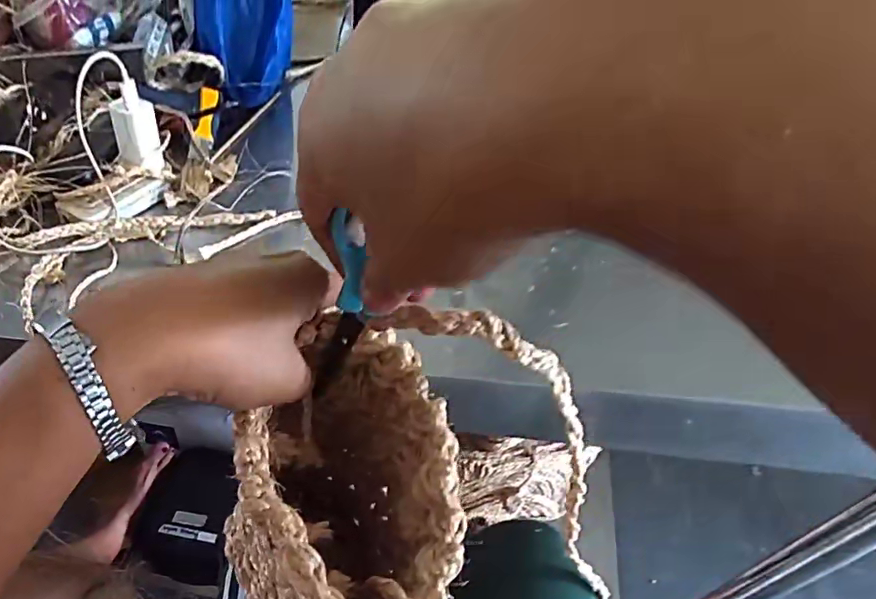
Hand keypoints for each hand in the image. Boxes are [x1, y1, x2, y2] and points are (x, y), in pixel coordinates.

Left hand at [71, 251, 338, 410]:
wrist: (144, 334)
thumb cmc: (232, 354)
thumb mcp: (288, 381)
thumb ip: (310, 376)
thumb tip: (301, 371)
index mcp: (308, 273)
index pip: (345, 301)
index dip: (343, 336)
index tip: (331, 367)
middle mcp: (274, 258)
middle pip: (303, 303)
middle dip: (301, 339)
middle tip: (290, 375)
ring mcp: (231, 264)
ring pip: (265, 309)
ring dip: (263, 340)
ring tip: (247, 374)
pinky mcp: (197, 280)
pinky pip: (231, 312)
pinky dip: (231, 335)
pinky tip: (215, 360)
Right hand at [296, 0, 605, 310]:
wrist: (558, 103)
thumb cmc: (448, 201)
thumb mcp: (407, 267)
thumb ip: (381, 283)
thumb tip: (376, 292)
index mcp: (317, 135)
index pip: (319, 209)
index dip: (347, 254)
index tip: (375, 278)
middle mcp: (351, 64)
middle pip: (363, 154)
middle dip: (390, 206)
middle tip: (426, 244)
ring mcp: (416, 19)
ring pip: (408, 108)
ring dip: (427, 156)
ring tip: (473, 190)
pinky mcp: (476, 2)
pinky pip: (460, 73)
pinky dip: (470, 112)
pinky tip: (503, 140)